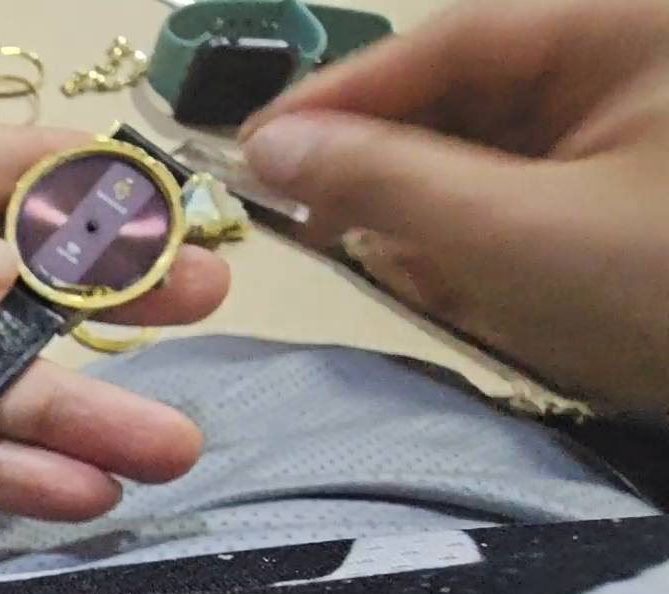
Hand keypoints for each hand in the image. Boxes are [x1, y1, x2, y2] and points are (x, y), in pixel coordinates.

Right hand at [241, 0, 668, 412]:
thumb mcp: (508, 236)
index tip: (248, 152)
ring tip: (429, 275)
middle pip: (458, 99)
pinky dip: (467, 240)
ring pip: (472, 153)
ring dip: (425, 218)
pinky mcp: (620, 176)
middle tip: (316, 230)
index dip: (337, 96)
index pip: (452, 41)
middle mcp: (638, 57)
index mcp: (642, 29)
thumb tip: (270, 148)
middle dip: (388, 173)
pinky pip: (506, 192)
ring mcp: (631, 120)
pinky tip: (469, 281)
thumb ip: (377, 182)